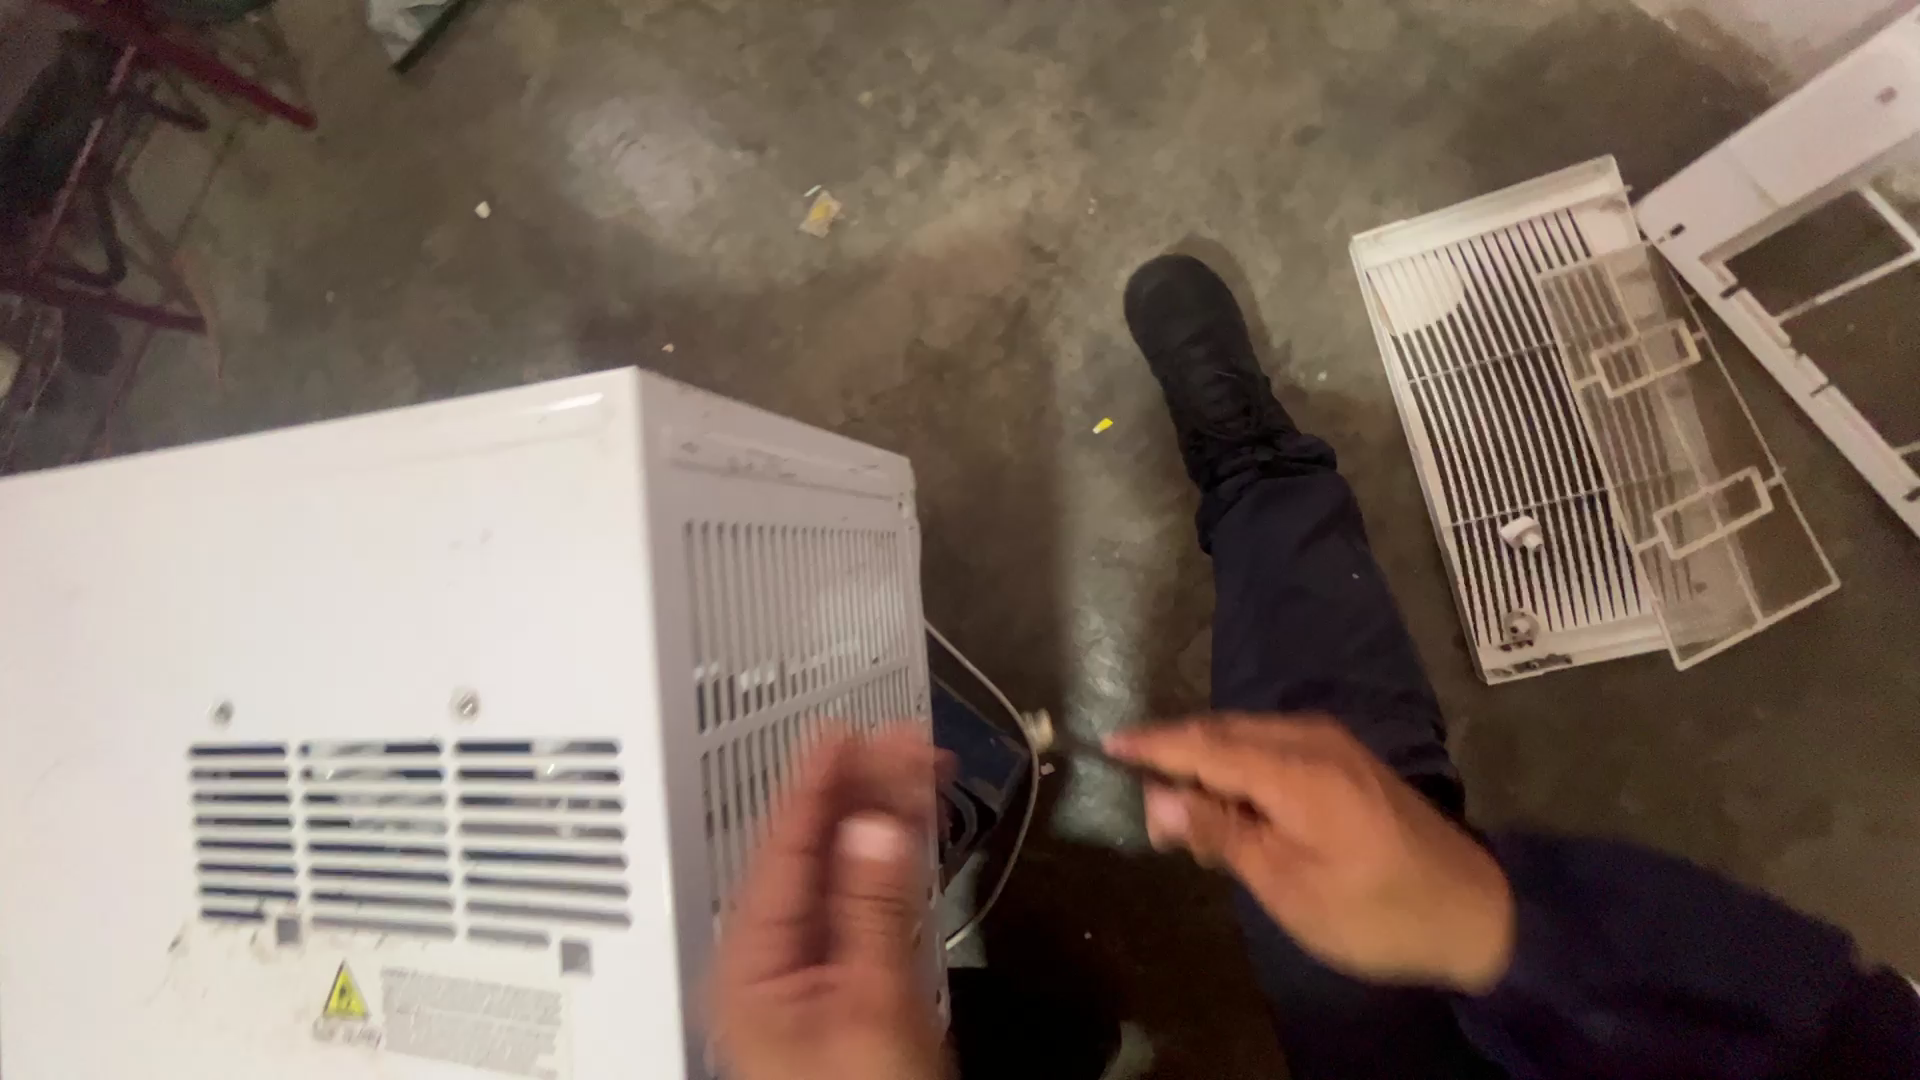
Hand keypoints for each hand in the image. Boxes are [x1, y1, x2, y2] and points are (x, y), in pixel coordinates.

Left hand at [711, 729, 948, 1079]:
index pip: (783, 844)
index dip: (814, 780)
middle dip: (861, 785)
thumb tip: (874, 821)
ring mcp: (809, 952)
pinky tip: (915, 816)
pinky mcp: (845, 961)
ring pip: (844, 857)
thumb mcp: (870, 1008)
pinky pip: (865, 887)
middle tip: (905, 736)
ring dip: (884, 807)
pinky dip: (893, 849)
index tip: (843, 728)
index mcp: (753, 956)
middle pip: (815, 843)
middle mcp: (772, 944)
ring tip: (921, 761)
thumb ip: (872, 909)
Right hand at [1105, 714, 1514, 993]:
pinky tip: (1228, 794)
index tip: (1108, 743)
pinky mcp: (1338, 752)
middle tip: (1146, 797)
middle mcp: (1309, 738)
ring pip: (1241, 733)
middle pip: (1219, 732)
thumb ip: (1220, 833)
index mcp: (1296, 772)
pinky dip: (1234, 762)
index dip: (1153, 745)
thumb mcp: (1290, 886)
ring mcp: (1327, 740)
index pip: (1204, 746)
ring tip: (1183, 806)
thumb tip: (1157, 800)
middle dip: (1175, 755)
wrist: (1480, 912)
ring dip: (1204, 759)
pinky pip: (1266, 742)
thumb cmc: (1377, 913)